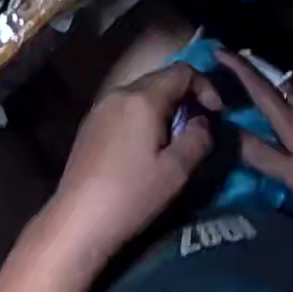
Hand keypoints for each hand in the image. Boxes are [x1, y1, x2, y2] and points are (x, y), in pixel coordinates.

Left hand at [48, 63, 221, 261]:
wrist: (77, 220)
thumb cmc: (131, 194)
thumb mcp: (176, 171)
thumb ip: (198, 137)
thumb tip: (202, 120)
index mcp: (143, 97)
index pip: (182, 70)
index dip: (205, 86)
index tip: (215, 113)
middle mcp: (120, 92)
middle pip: (161, 78)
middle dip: (185, 96)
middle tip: (198, 125)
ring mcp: (101, 107)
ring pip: (142, 92)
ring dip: (164, 106)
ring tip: (174, 137)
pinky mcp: (90, 124)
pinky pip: (125, 106)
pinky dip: (143, 115)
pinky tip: (144, 146)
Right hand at [215, 50, 292, 230]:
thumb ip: (261, 154)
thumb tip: (228, 132)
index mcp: (292, 119)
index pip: (258, 87)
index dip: (237, 67)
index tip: (219, 49)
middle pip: (274, 82)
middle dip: (251, 71)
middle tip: (228, 68)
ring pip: (288, 91)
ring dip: (267, 85)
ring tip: (248, 89)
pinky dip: (283, 100)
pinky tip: (281, 113)